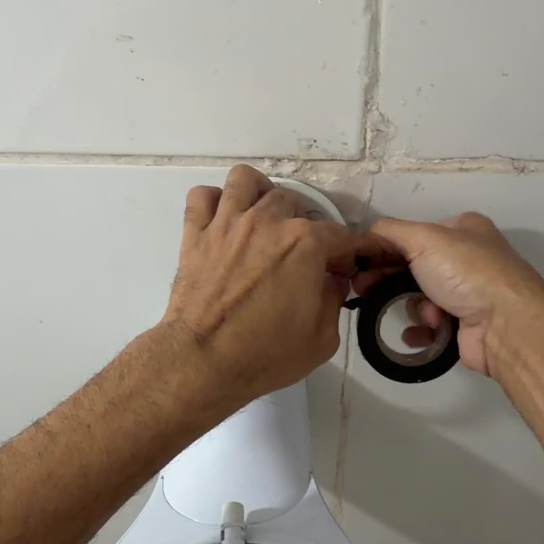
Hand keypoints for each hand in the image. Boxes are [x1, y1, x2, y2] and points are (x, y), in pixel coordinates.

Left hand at [159, 165, 358, 407]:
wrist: (204, 362)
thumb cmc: (266, 355)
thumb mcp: (322, 338)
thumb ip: (334, 300)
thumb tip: (333, 281)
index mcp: (305, 243)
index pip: (340, 235)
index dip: (349, 253)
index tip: (346, 269)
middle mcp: (267, 221)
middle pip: (294, 202)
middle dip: (304, 225)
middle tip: (302, 254)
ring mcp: (228, 223)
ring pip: (246, 181)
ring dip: (260, 195)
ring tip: (263, 219)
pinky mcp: (195, 234)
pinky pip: (202, 196)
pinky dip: (214, 203)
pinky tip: (224, 222)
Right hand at [354, 212, 543, 377]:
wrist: (506, 325)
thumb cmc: (466, 273)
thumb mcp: (424, 238)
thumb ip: (389, 232)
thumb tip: (363, 236)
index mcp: (461, 228)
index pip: (409, 233)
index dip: (380, 247)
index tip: (356, 264)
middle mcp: (465, 257)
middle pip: (410, 266)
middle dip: (389, 280)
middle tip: (364, 291)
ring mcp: (466, 292)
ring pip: (417, 297)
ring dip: (414, 306)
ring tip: (426, 314)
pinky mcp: (464, 323)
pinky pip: (429, 324)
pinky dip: (422, 329)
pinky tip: (425, 332)